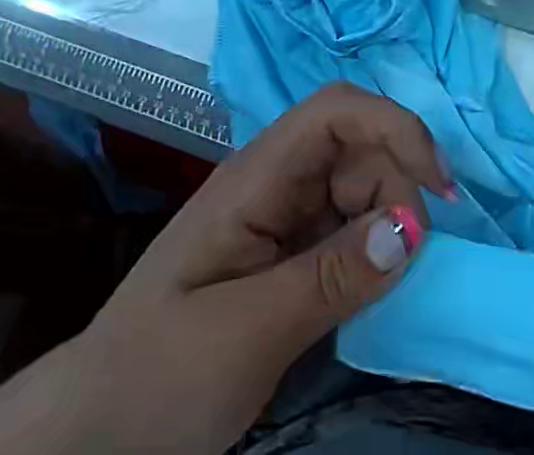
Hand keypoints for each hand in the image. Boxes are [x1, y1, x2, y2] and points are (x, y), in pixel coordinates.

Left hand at [0, 82, 451, 454]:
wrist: (95, 435)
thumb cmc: (154, 377)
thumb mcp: (242, 334)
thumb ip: (329, 278)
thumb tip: (412, 227)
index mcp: (254, 179)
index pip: (334, 112)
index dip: (395, 128)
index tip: (437, 191)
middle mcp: (275, 185)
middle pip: (360, 149)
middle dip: (397, 192)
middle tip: (406, 267)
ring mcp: (286, 219)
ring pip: (365, 189)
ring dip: (392, 227)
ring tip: (383, 291)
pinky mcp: (295, 254)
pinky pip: (355, 231)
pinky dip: (379, 253)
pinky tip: (376, 292)